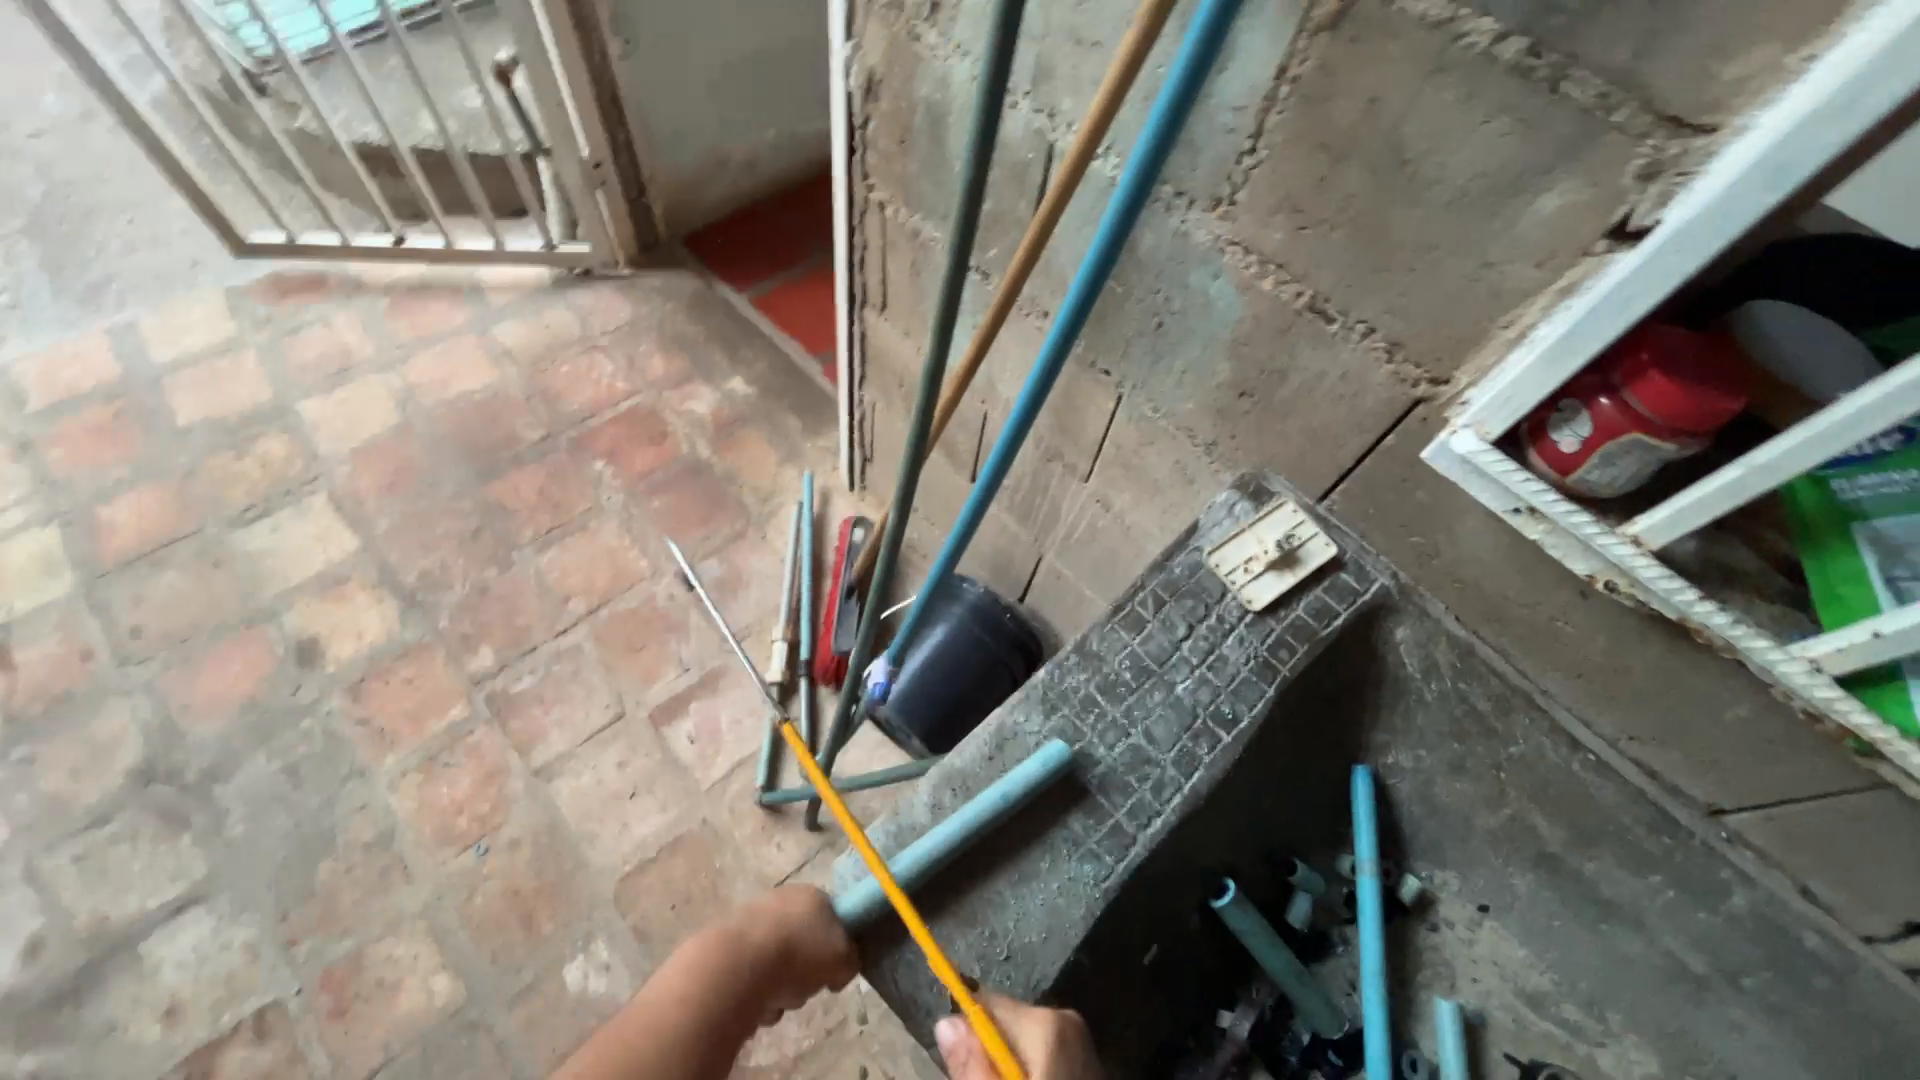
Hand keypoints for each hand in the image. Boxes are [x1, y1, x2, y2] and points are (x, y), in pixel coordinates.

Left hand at [737, 885, 859, 1015]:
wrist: (739, 967)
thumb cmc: (800, 955)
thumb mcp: (845, 960)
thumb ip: (851, 961)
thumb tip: (840, 968)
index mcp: (813, 895)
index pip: (833, 919)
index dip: (837, 947)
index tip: (833, 970)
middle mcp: (782, 900)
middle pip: (804, 944)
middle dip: (806, 973)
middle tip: (807, 987)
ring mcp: (751, 921)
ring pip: (778, 964)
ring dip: (781, 988)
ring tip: (778, 1001)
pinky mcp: (728, 946)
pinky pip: (752, 976)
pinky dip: (756, 993)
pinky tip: (756, 1003)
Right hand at [935, 991, 1102, 1079]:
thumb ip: (973, 1068)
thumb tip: (946, 1022)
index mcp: (1046, 1025)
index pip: (983, 1004)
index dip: (966, 1038)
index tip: (964, 1072)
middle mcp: (1065, 1019)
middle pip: (1002, 1026)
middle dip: (988, 1059)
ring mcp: (1079, 1041)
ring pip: (1020, 1044)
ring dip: (1007, 1072)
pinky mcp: (1085, 1061)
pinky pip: (1041, 1057)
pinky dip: (1029, 1075)